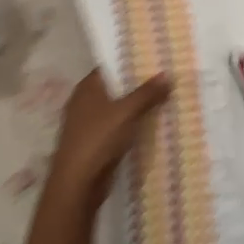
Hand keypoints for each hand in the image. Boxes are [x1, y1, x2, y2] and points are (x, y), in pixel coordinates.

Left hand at [46, 69, 170, 209]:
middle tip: (167, 77)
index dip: (132, 61)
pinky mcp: (95, 143)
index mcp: (87, 87)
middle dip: (139, 84)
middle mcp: (85, 101)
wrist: (76, 186)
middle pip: (116, 87)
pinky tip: (153, 123)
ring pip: (118, 108)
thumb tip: (167, 75)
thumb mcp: (126, 112)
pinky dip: (132, 124)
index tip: (156, 58)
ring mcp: (88, 124)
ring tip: (166, 97)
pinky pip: (118, 126)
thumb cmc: (98, 140)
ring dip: (138, 106)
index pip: (111, 66)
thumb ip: (147, 93)